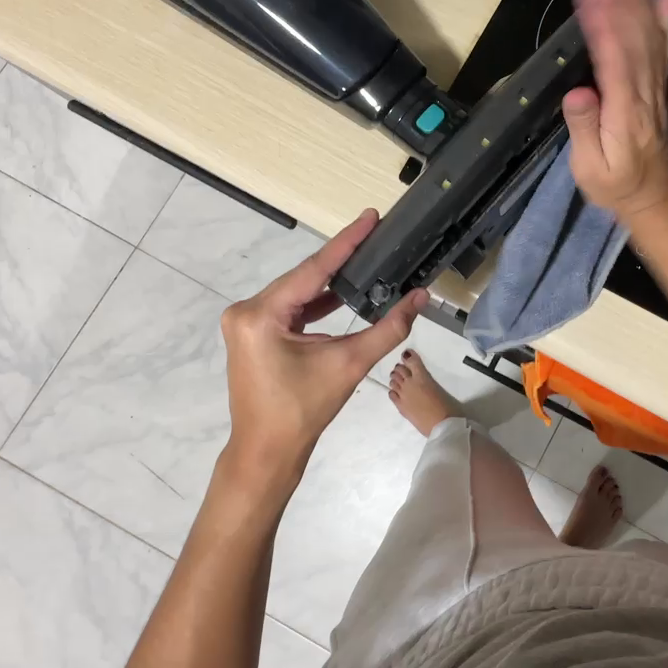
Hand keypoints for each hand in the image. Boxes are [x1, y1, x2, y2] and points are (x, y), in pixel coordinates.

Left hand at [218, 209, 426, 495]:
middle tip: (374, 234)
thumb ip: (388, 328)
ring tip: (365, 259)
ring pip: (297, 292)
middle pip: (303, 277)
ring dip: (329, 282)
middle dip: (340, 259)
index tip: (369, 216)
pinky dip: (316, 303)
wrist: (268, 451)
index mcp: (261, 314)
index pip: (313, 269)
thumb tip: (421, 298)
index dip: (346, 242)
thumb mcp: (350, 364)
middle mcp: (246, 310)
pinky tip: (342, 293)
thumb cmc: (304, 410)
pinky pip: (290, 308)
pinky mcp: (253, 332)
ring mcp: (246, 321)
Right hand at [563, 0, 667, 222]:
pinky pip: (663, 52)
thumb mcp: (590, 168)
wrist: (654, 198)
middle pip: (635, 37)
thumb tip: (578, 92)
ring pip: (650, 37)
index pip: (614, 57)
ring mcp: (654, 89)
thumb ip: (584, 129)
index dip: (603, 22)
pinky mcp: (658, 90)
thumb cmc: (616, 186)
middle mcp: (643, 93)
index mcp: (623, 111)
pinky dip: (665, 23)